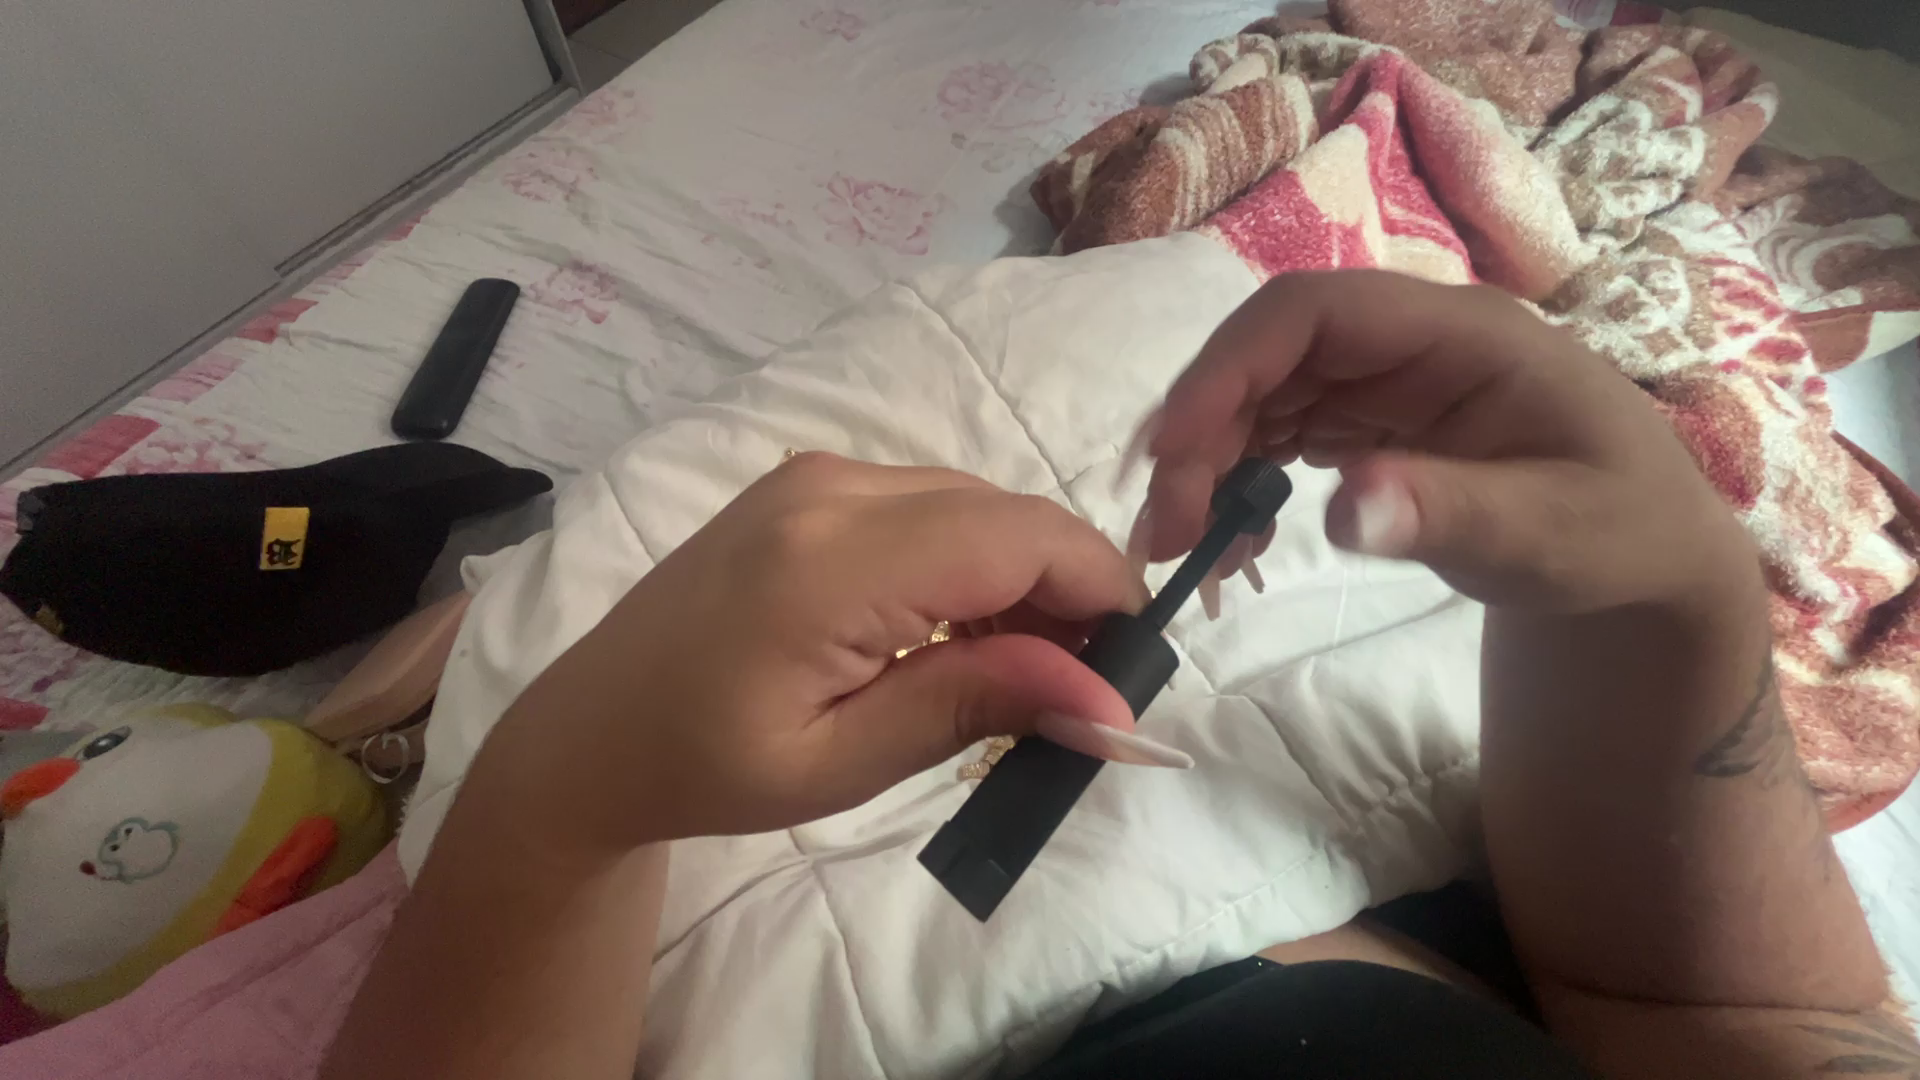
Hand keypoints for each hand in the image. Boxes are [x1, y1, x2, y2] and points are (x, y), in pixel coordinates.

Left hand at [475, 453, 1160, 853]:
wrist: (594, 728)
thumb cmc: (708, 766)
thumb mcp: (845, 761)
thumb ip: (977, 707)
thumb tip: (1110, 700)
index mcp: (828, 559)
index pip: (1014, 536)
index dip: (1097, 585)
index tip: (1131, 659)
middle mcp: (830, 487)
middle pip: (1004, 513)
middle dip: (1066, 587)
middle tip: (1079, 678)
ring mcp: (817, 476)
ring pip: (976, 505)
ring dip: (1022, 576)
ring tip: (1019, 664)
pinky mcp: (813, 486)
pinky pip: (933, 507)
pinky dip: (973, 561)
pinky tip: (959, 627)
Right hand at [1143, 270, 1757, 610]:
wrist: (1624, 558)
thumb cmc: (1609, 533)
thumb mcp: (1553, 533)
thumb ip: (1454, 514)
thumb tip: (1346, 507)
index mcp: (1454, 333)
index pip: (1308, 311)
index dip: (1225, 367)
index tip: (1172, 453)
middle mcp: (1396, 344)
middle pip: (1259, 359)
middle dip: (1199, 439)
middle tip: (1168, 531)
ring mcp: (1369, 383)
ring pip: (1249, 400)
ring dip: (1204, 468)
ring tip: (1190, 546)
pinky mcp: (1351, 422)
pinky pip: (1264, 438)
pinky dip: (1232, 486)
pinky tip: (1233, 538)